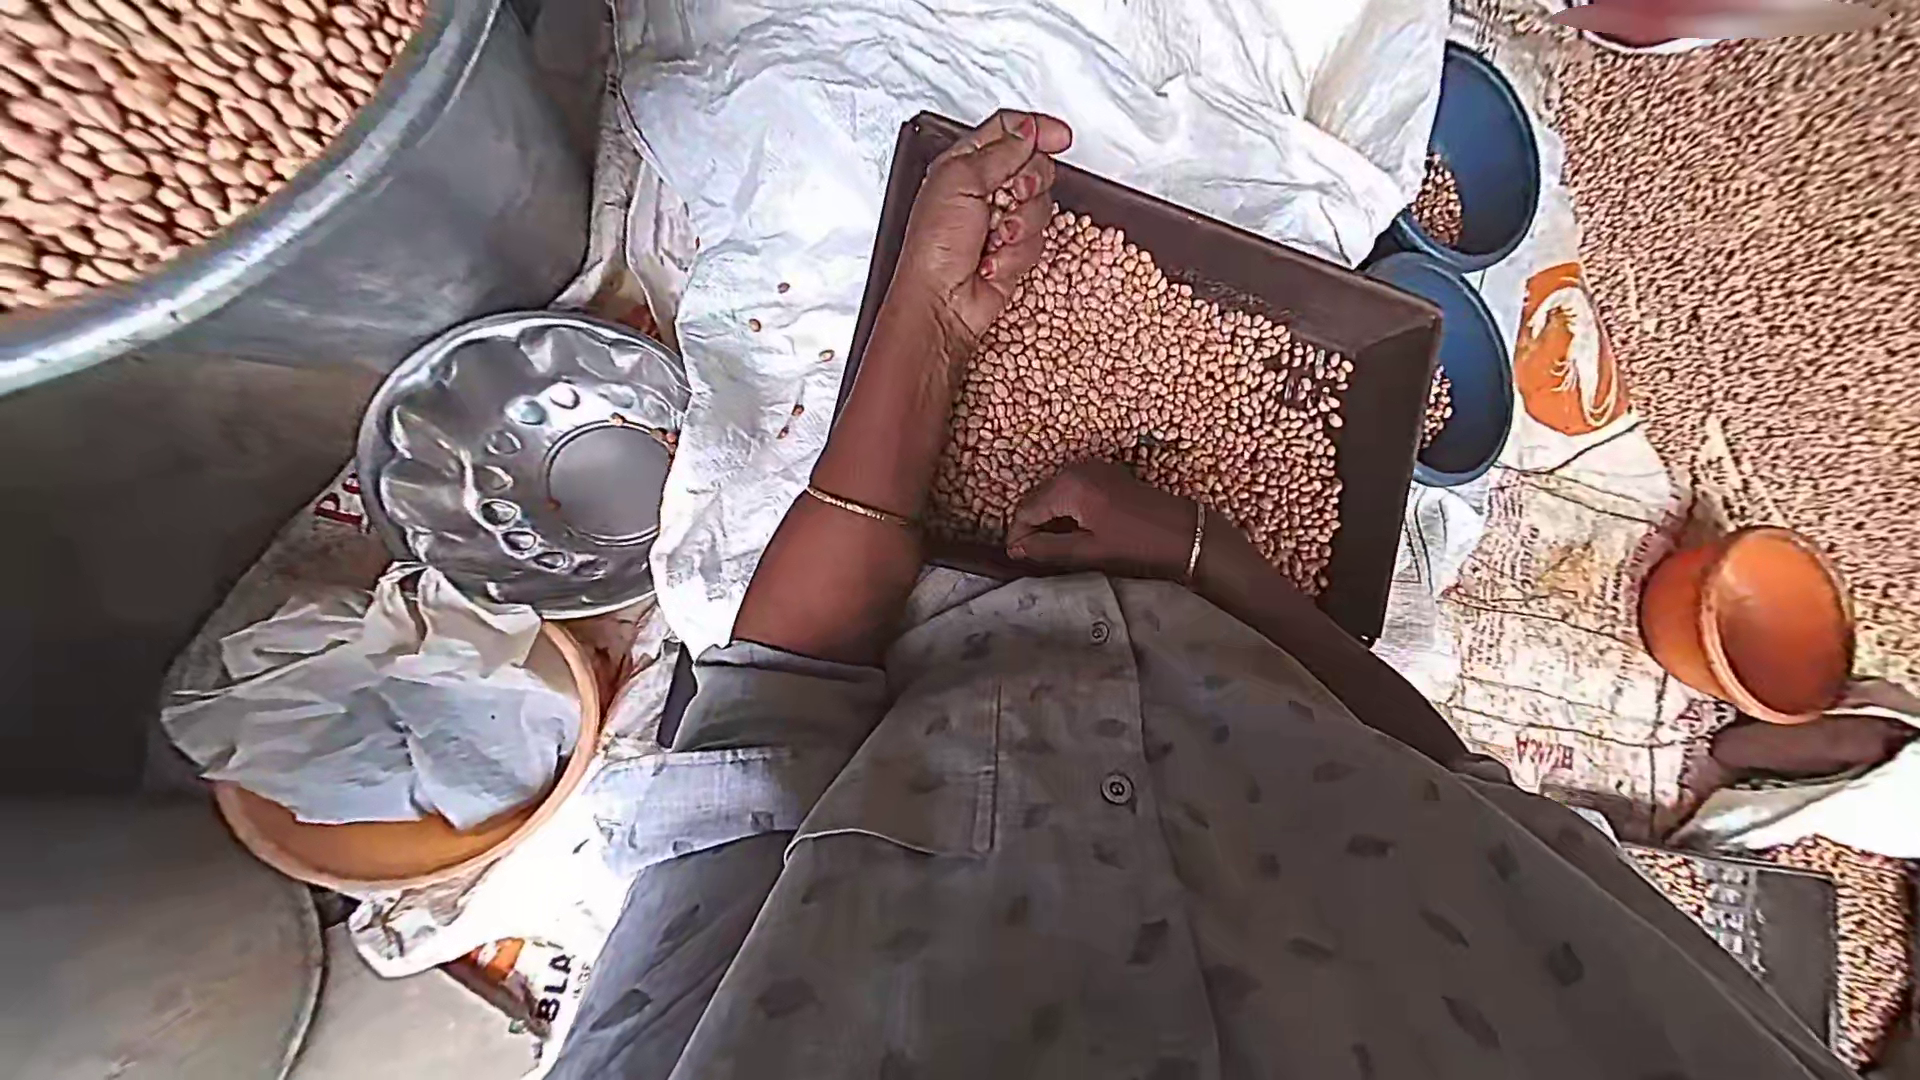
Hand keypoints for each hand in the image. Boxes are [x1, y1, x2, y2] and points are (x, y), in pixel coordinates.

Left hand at [886, 110, 1072, 355]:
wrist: (940, 301)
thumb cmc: (935, 248)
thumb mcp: (960, 181)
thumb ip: (999, 151)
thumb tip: (1028, 131)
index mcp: (965, 165)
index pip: (1009, 132)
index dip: (1036, 129)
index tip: (1060, 136)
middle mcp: (985, 193)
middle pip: (1034, 167)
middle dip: (1031, 181)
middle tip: (1015, 194)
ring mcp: (1001, 225)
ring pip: (1040, 207)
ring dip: (1022, 223)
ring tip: (997, 238)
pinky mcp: (1013, 254)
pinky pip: (1037, 242)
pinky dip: (1016, 254)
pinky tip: (993, 262)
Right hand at [1005, 462, 1198, 580]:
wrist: (1187, 535)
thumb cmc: (1137, 546)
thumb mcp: (1088, 551)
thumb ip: (1047, 548)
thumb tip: (1016, 549)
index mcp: (1069, 486)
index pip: (1026, 510)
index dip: (1017, 535)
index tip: (1015, 558)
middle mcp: (1077, 470)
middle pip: (1038, 499)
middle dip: (1030, 526)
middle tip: (1032, 555)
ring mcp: (1093, 469)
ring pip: (1053, 495)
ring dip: (1047, 519)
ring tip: (1050, 548)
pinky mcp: (1106, 475)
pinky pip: (1072, 491)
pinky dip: (1065, 511)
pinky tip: (1071, 532)